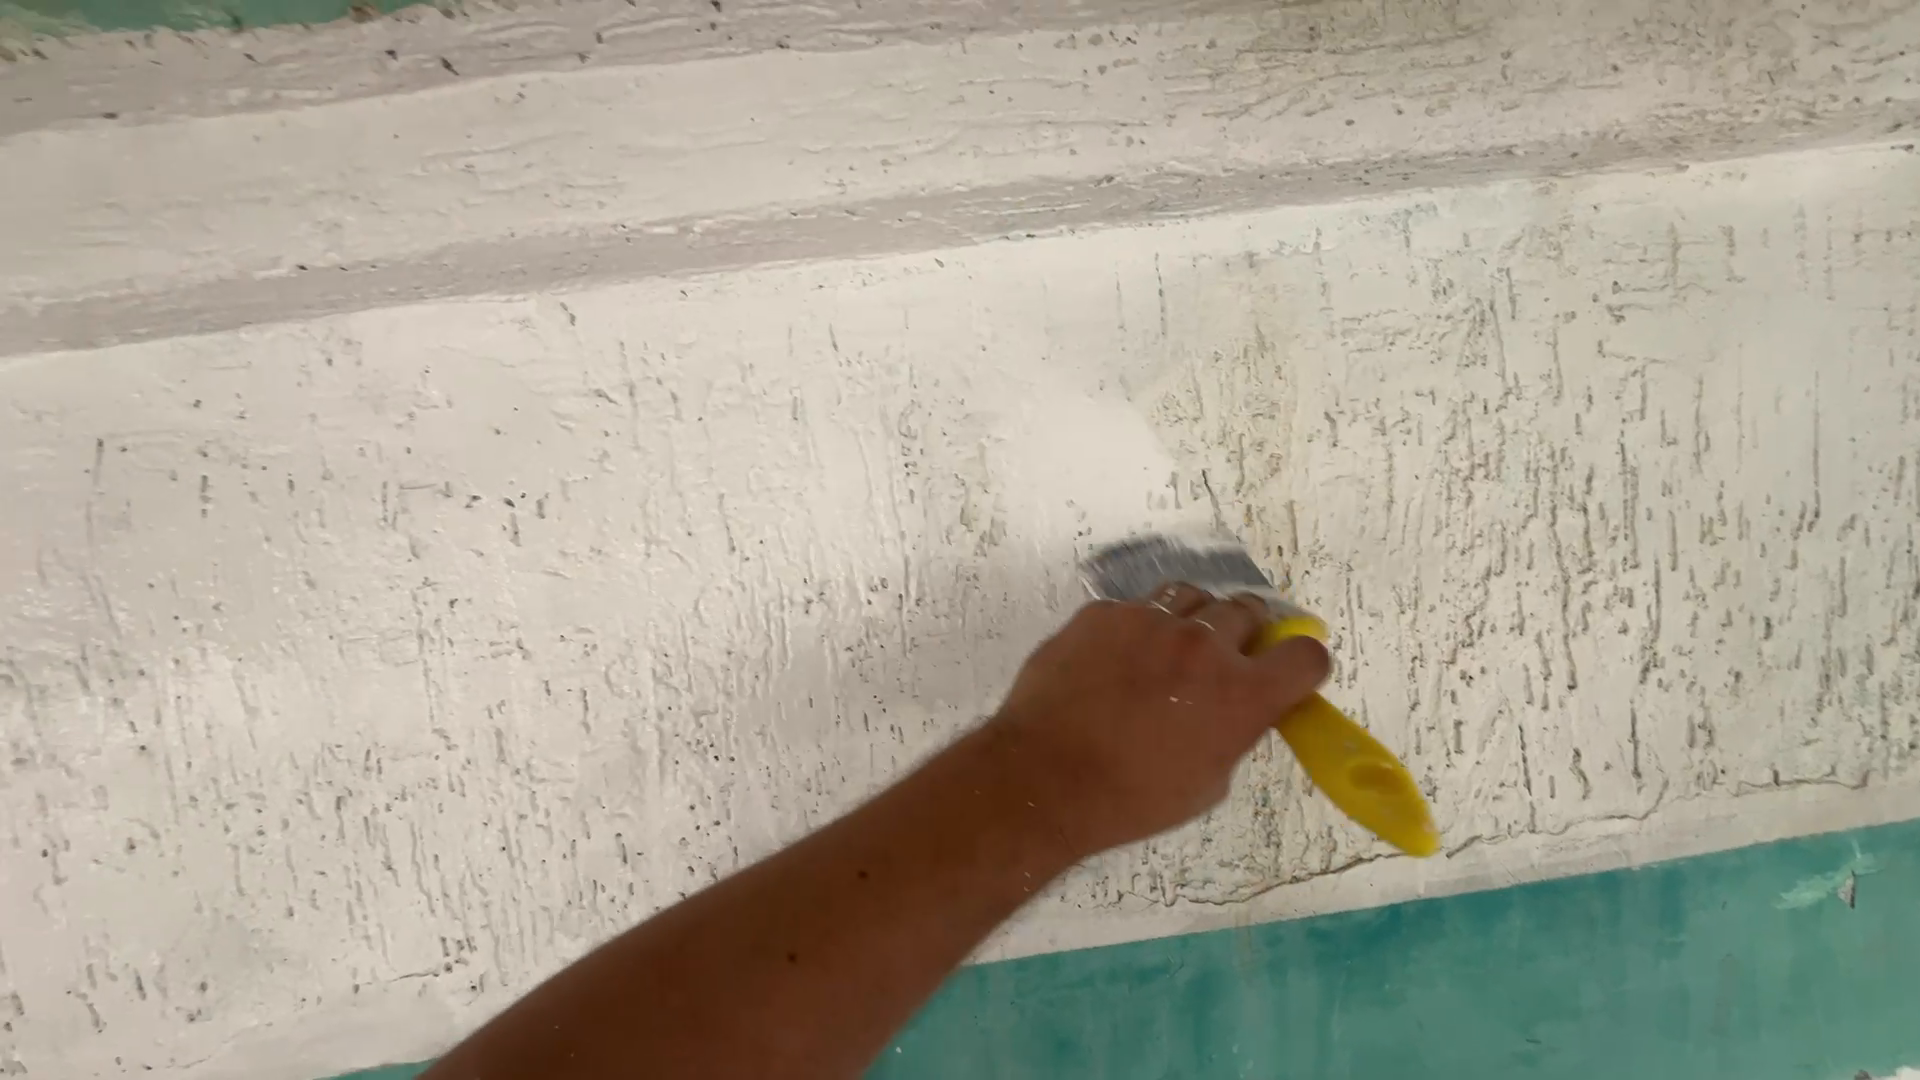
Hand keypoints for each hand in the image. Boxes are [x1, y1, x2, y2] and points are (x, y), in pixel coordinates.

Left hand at [984, 583, 1330, 856]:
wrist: (1045, 775)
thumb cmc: (1130, 798)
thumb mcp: (1208, 782)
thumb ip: (1232, 732)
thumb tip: (1234, 708)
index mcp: (1241, 693)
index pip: (1306, 654)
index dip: (1301, 662)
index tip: (1286, 670)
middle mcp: (1202, 644)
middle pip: (1247, 609)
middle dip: (1245, 631)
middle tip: (1224, 654)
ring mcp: (1148, 620)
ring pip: (1191, 595)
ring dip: (1194, 617)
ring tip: (1171, 646)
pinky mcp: (1102, 613)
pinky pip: (1134, 608)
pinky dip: (1136, 628)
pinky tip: (1114, 659)